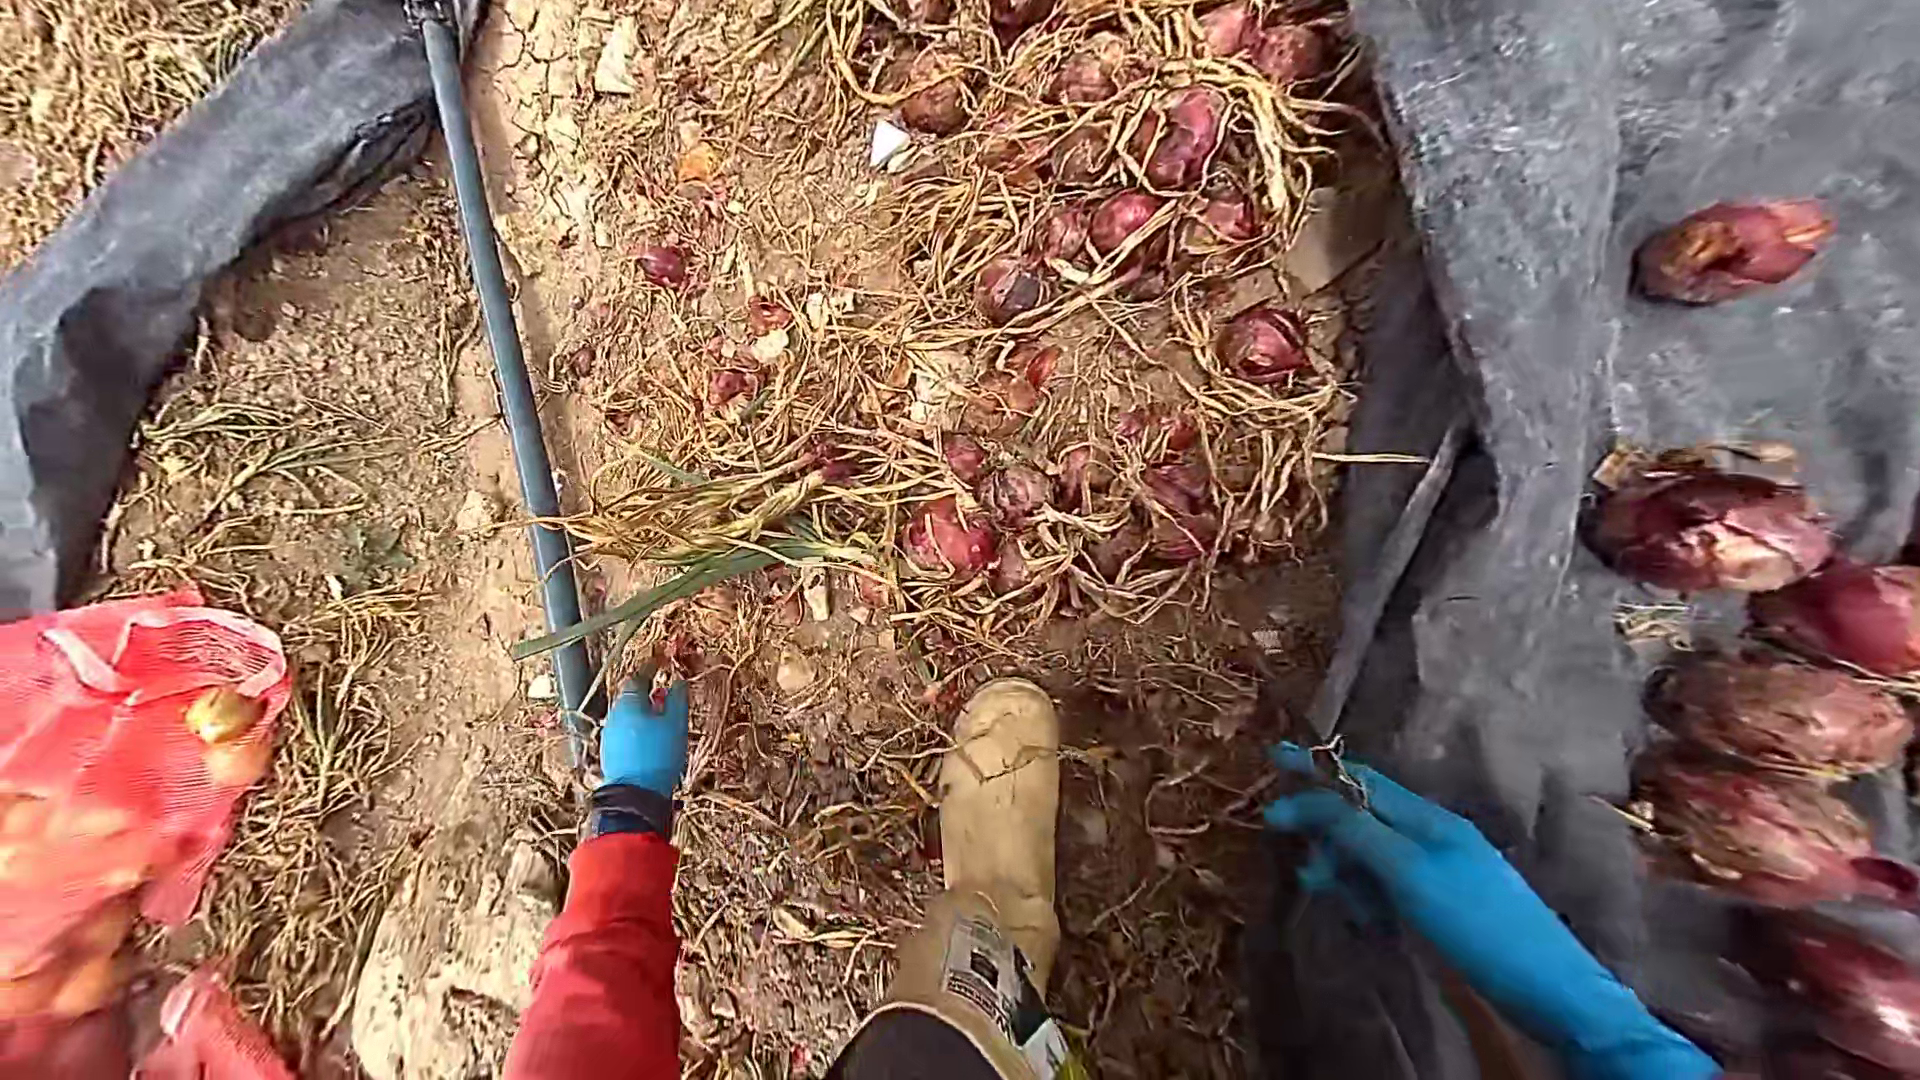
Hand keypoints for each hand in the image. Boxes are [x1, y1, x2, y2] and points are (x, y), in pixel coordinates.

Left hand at [599, 674, 687, 796]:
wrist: (636, 795)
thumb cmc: (658, 755)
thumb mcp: (676, 722)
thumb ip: (678, 698)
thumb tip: (678, 682)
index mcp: (628, 703)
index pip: (639, 677)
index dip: (652, 669)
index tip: (663, 665)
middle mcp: (614, 716)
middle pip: (631, 696)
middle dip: (648, 692)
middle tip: (666, 692)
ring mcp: (610, 735)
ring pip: (628, 715)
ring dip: (644, 711)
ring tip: (664, 717)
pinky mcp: (611, 753)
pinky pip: (626, 731)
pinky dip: (639, 728)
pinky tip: (653, 737)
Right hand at [1264, 743, 1715, 1079]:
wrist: (1560, 999)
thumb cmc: (1478, 925)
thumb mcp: (1408, 873)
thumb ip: (1356, 830)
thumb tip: (1309, 798)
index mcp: (1427, 819)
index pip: (1360, 780)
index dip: (1316, 768)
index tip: (1274, 759)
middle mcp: (1430, 835)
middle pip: (1360, 813)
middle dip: (1321, 823)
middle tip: (1284, 834)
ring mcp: (1439, 869)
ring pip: (1370, 850)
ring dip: (1339, 862)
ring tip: (1318, 884)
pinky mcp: (1442, 902)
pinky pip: (1387, 881)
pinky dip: (1363, 888)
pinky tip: (1357, 909)